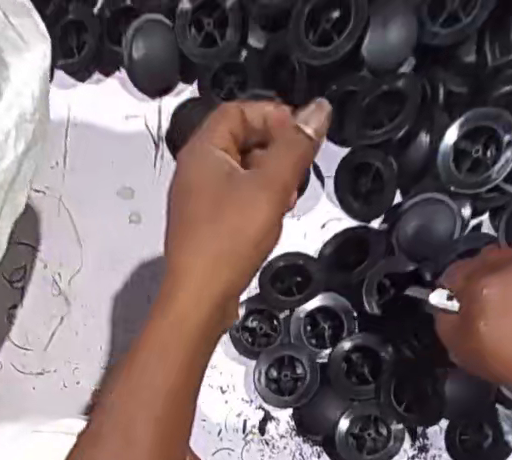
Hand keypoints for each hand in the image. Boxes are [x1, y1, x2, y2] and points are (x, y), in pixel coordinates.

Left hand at [163, 98, 330, 326]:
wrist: (199, 299)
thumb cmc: (222, 247)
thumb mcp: (271, 187)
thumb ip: (296, 147)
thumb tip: (317, 113)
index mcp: (202, 151)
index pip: (240, 109)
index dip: (274, 115)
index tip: (301, 132)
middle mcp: (194, 174)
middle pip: (240, 142)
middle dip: (274, 152)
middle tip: (295, 169)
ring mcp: (197, 204)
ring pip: (239, 176)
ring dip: (268, 182)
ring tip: (284, 200)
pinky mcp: (205, 231)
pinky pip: (234, 205)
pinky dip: (255, 207)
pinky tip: (267, 224)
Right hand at [435, 246, 511, 394]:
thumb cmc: (510, 361)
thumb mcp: (457, 346)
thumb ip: (445, 318)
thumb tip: (446, 308)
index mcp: (482, 281)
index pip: (453, 270)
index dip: (449, 289)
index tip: (452, 300)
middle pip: (487, 259)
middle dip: (480, 277)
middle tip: (481, 303)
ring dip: (509, 280)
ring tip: (511, 310)